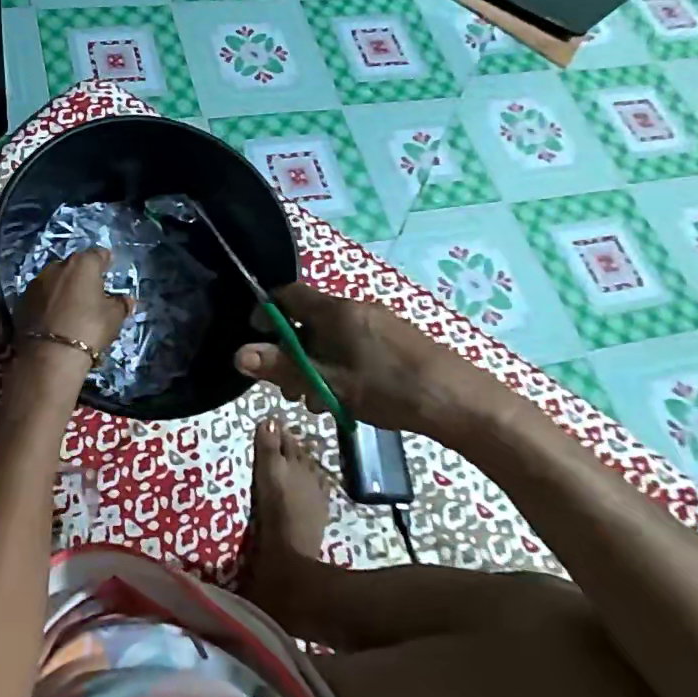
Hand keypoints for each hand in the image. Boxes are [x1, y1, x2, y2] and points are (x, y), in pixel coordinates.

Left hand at [15, 248, 133, 355]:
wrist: (48, 356)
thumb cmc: (88, 328)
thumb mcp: (114, 317)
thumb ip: (121, 304)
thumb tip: (126, 300)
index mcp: (82, 264)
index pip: (98, 254)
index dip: (105, 262)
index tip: (109, 271)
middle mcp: (57, 266)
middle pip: (74, 266)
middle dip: (82, 276)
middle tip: (92, 293)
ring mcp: (36, 283)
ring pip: (55, 280)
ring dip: (64, 289)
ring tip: (72, 307)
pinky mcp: (21, 301)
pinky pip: (42, 296)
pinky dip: (49, 303)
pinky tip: (55, 318)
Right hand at [233, 283, 488, 436]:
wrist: (458, 401)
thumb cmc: (388, 388)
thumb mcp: (330, 383)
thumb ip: (284, 368)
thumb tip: (239, 355)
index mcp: (336, 309)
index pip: (288, 294)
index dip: (267, 313)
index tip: (256, 340)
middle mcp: (355, 307)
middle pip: (309, 319)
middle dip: (292, 351)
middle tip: (289, 389)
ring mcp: (378, 321)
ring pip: (331, 336)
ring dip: (315, 364)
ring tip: (318, 402)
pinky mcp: (394, 338)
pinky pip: (353, 343)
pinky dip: (339, 364)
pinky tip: (347, 397)